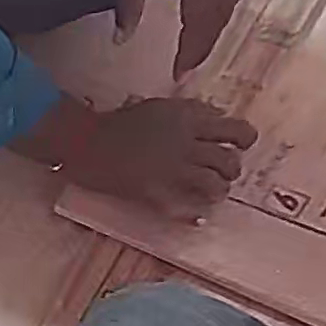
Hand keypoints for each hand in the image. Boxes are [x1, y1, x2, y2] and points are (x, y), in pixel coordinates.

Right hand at [40, 97, 255, 220]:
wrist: (82, 142)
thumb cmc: (114, 123)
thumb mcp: (158, 106)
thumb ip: (189, 112)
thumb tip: (215, 118)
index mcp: (188, 121)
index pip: (235, 131)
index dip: (243, 141)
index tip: (238, 148)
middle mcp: (186, 144)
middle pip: (228, 161)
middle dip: (230, 171)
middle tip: (221, 176)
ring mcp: (170, 169)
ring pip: (213, 184)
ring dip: (216, 192)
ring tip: (210, 196)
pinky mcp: (153, 190)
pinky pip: (182, 206)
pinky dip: (193, 214)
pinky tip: (195, 218)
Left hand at [114, 0, 259, 78]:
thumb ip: (128, 2)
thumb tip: (122, 40)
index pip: (202, 18)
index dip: (192, 50)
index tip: (180, 75)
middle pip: (223, 7)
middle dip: (207, 39)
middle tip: (190, 66)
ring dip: (217, 18)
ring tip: (199, 43)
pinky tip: (210, 5)